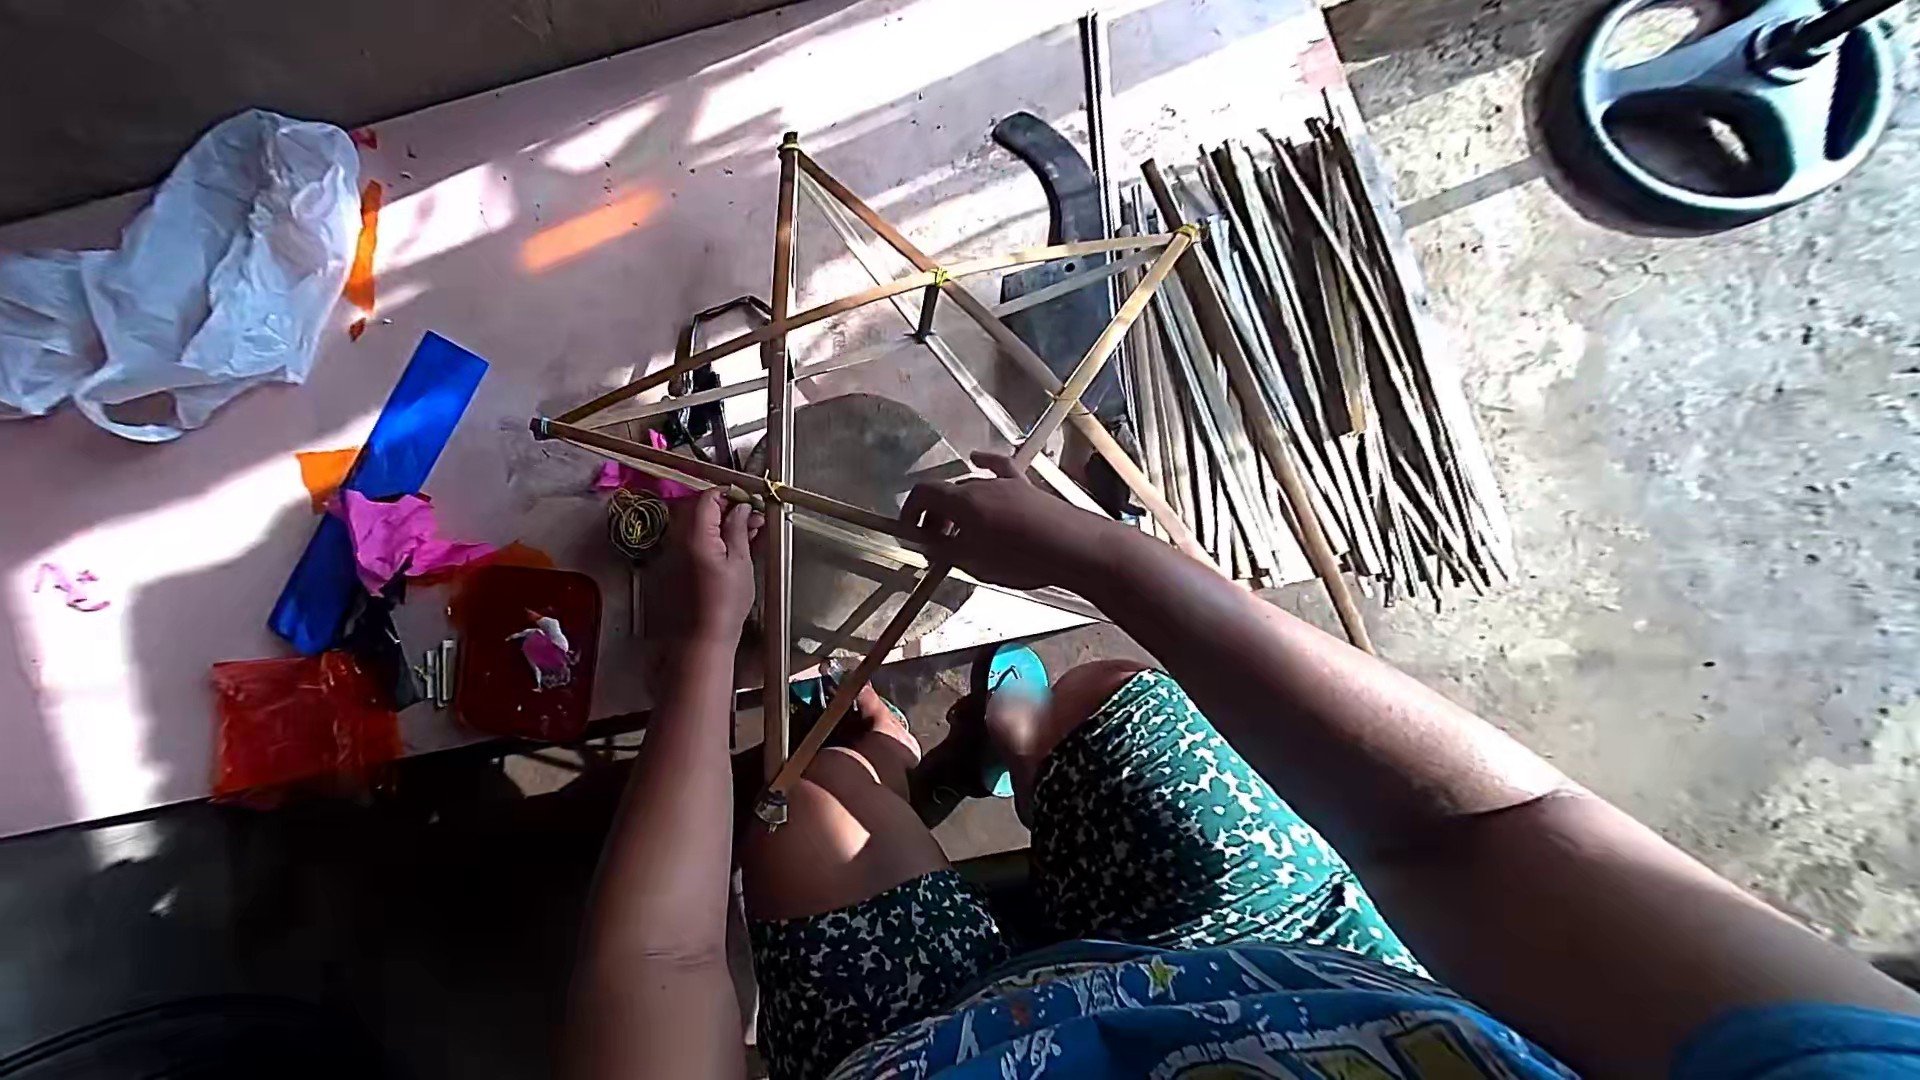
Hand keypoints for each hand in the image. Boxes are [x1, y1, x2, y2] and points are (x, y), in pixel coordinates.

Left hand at [653, 488, 762, 644]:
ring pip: (698, 526)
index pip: (706, 499)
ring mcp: (675, 553)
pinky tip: (734, 547)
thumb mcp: (740, 562)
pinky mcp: (677, 566)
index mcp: (695, 536)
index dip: (728, 495)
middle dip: (727, 508)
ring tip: (749, 532)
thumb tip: (741, 508)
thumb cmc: (726, 602)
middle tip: (754, 517)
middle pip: (700, 510)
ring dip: (722, 523)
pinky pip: (695, 541)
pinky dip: (713, 538)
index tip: (748, 499)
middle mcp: (679, 540)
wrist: (702, 636)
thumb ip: (739, 529)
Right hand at [900, 452, 1114, 590]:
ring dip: (958, 507)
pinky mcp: (1027, 487)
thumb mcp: (975, 563)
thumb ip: (946, 550)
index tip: (908, 531)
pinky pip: (1000, 469)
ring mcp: (1006, 483)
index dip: (910, 511)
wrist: (1076, 549)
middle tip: (934, 542)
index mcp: (963, 502)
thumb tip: (929, 544)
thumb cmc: (1022, 560)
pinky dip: (984, 465)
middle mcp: (981, 485)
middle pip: (946, 493)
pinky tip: (977, 460)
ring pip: (971, 488)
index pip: (923, 494)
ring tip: (959, 531)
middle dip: (935, 516)